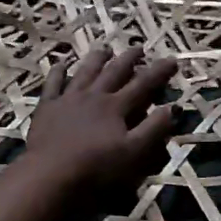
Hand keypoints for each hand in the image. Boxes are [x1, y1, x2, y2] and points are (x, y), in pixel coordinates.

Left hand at [22, 45, 178, 190]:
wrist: (51, 173)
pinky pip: (53, 83)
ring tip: (105, 49)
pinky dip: (58, 71)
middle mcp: (94, 96)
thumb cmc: (96, 167)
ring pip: (85, 72)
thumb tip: (172, 107)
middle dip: (129, 59)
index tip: (173, 59)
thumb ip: (154, 129)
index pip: (143, 85)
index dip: (159, 72)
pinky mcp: (47, 107)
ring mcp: (68, 99)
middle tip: (139, 47)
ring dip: (97, 59)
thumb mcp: (133, 152)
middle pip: (114, 72)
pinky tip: (61, 63)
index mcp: (116, 107)